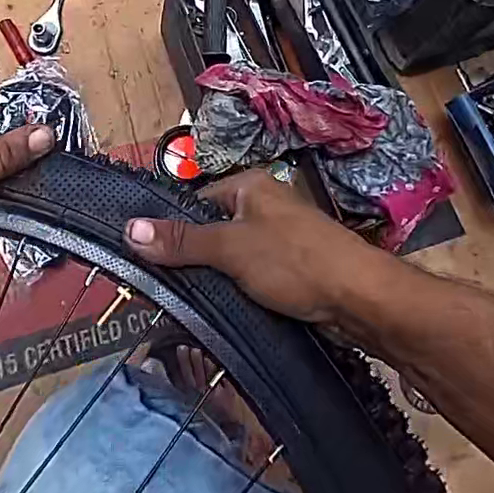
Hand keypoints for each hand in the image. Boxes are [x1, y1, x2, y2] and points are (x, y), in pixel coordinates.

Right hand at [123, 169, 390, 324]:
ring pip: (231, 256)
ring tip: (191, 298)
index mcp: (249, 186)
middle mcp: (263, 206)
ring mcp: (279, 238)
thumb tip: (128, 229)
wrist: (365, 302)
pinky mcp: (291, 269)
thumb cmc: (294, 261)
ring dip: (215, 276)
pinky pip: (251, 275)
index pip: (195, 202)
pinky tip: (225, 307)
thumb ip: (179, 241)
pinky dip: (237, 289)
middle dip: (193, 256)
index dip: (172, 228)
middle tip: (165, 282)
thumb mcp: (229, 248)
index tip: (150, 257)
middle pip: (211, 230)